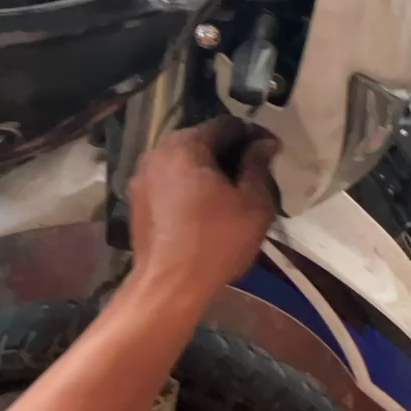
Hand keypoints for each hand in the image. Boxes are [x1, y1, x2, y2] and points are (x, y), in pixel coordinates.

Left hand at [127, 116, 279, 300]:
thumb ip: (258, 166)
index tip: (272, 153)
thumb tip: (264, 143)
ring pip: (185, 159)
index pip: (227, 124)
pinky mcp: (137, 197)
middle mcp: (159, 150)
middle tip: (256, 173)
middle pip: (203, 139)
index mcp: (186, 144)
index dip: (254, 135)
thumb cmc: (215, 242)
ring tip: (233, 190)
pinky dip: (189, 183)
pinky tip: (206, 205)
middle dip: (231, 151)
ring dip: (209, 168)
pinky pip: (170, 179)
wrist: (168, 286)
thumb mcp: (252, 204)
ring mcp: (143, 174)